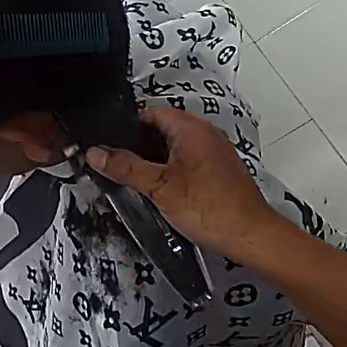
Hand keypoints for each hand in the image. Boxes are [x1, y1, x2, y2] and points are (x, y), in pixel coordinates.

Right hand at [85, 105, 285, 257]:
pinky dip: (175, 172)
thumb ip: (126, 167)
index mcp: (192, 128)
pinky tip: (165, 192)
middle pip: (164, 130)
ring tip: (139, 181)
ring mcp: (217, 152)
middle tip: (120, 165)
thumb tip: (97, 154)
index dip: (129, 126)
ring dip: (158, 162)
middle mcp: (207, 134)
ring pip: (178, 148)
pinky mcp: (221, 171)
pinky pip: (191, 162)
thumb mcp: (159, 187)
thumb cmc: (211, 208)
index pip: (153, 112)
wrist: (249, 234)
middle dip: (141, 146)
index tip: (111, 143)